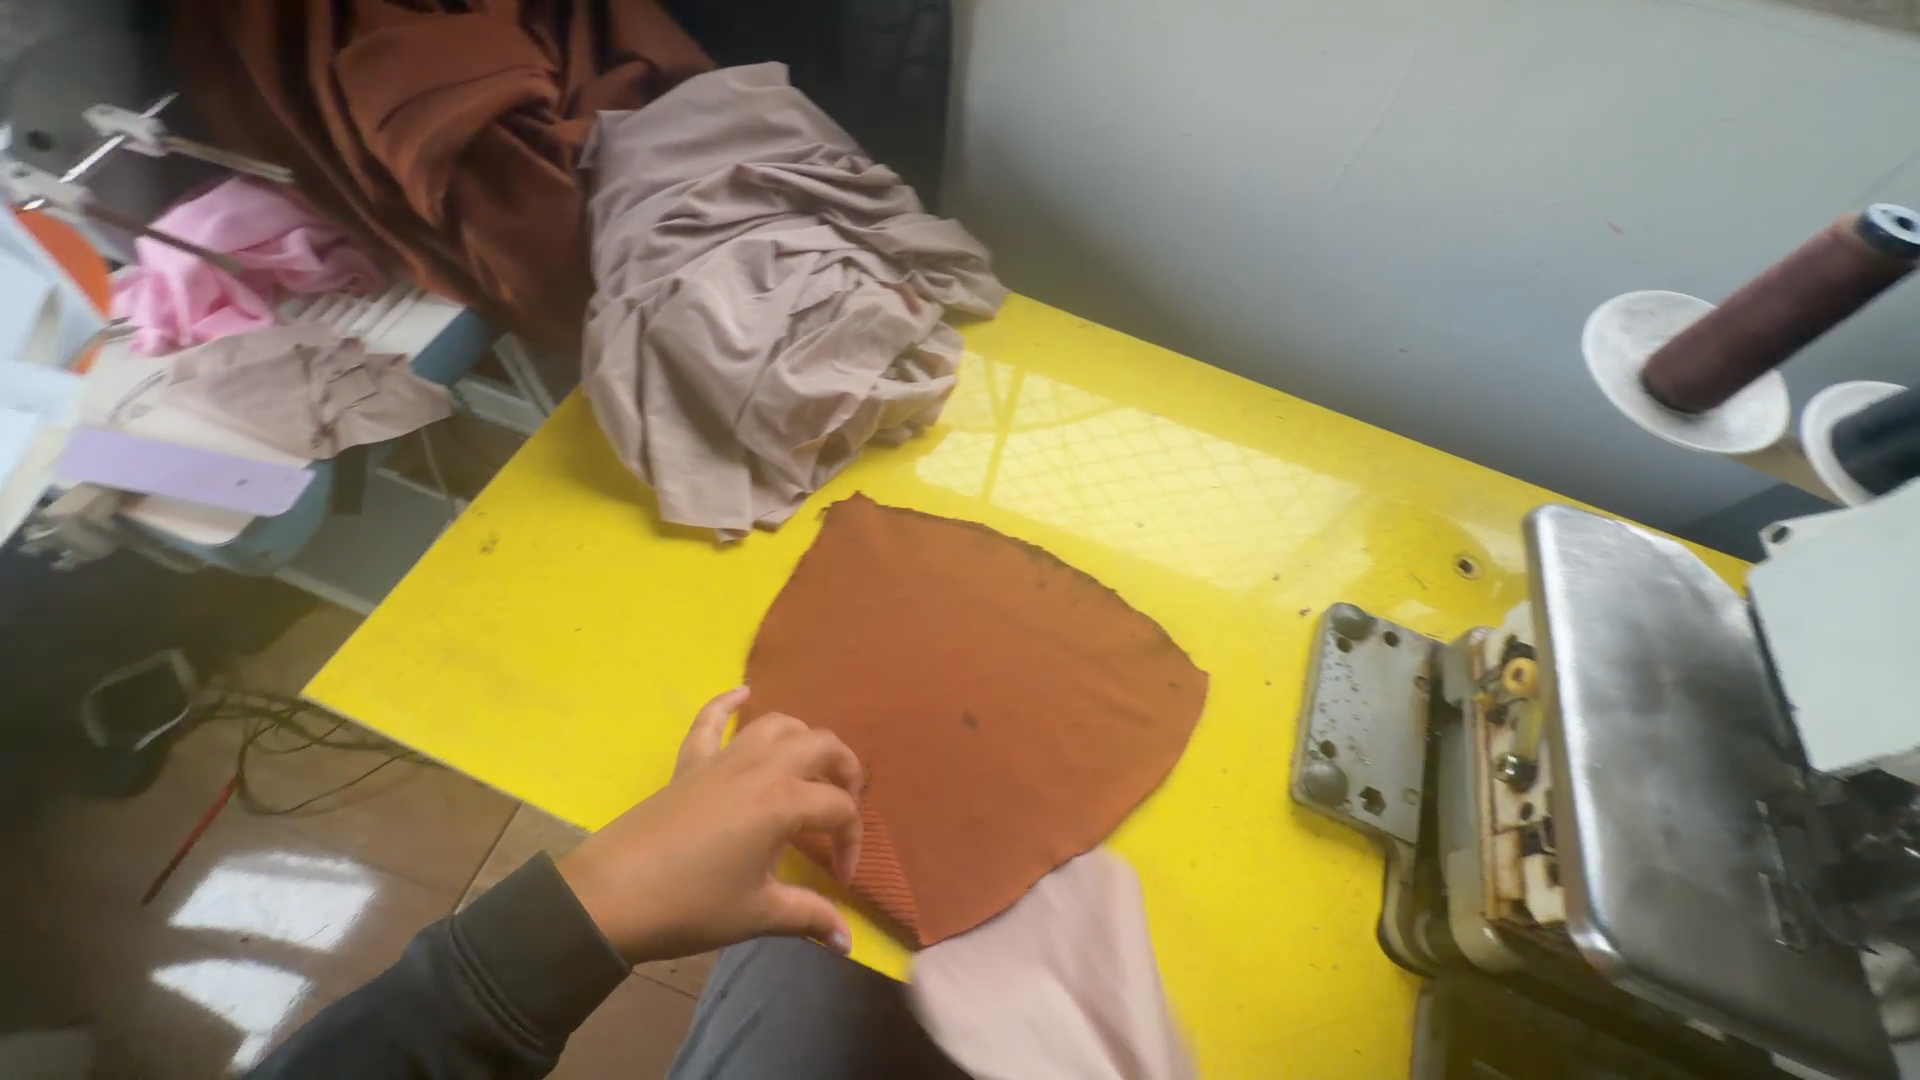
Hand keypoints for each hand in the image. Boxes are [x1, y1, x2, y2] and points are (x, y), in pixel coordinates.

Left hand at [556, 687, 864, 963]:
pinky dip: (729, 702)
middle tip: (844, 806)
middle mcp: (763, 766)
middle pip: (823, 745)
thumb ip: (810, 917)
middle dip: (845, 770)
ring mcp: (724, 757)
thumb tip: (848, 941)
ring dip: (803, 738)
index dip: (852, 842)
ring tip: (810, 766)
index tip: (842, 878)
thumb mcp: (757, 913)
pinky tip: (743, 693)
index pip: (840, 809)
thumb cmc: (691, 906)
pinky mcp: (690, 761)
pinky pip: (711, 719)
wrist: (611, 897)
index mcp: (784, 802)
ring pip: (778, 724)